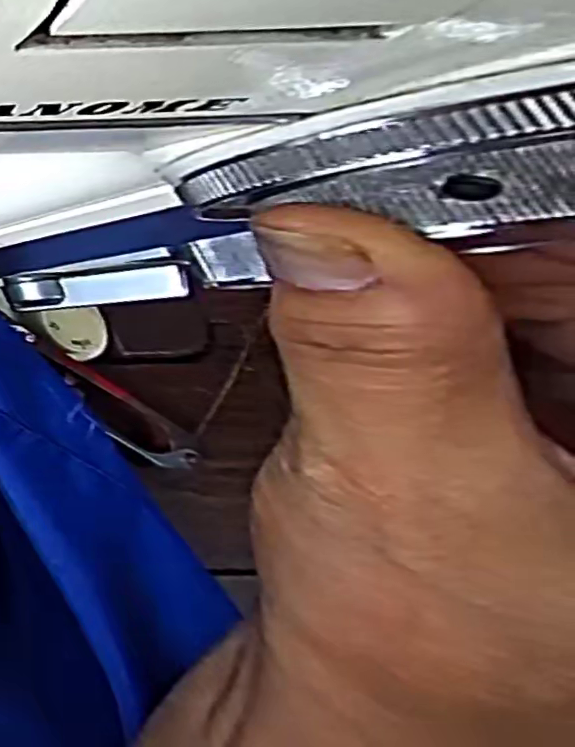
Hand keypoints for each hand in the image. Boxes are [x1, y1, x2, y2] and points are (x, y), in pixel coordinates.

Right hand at [145, 206, 574, 743]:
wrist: (370, 684)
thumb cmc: (425, 641)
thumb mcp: (405, 487)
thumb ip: (373, 353)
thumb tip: (316, 233)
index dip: (522, 205)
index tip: (403, 181)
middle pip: (574, 259)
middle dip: (455, 233)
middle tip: (343, 226)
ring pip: (530, 280)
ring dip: (419, 261)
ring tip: (338, 276)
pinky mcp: (526, 408)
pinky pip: (482, 313)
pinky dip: (403, 292)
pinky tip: (359, 311)